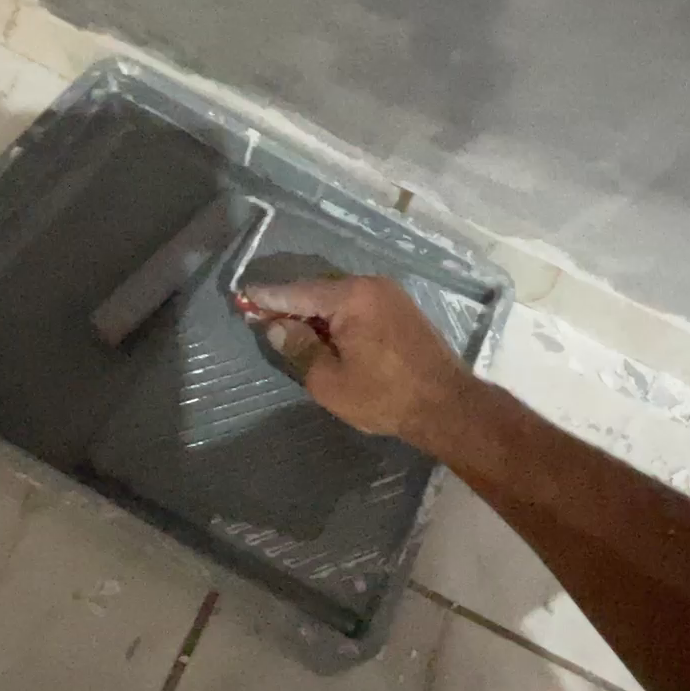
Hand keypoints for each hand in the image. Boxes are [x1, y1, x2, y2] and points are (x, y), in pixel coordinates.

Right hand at [242, 276, 476, 441]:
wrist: (447, 405)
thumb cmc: (384, 396)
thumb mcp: (330, 380)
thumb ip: (300, 348)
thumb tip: (276, 325)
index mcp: (351, 297)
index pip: (297, 292)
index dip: (268, 296)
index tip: (242, 294)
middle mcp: (371, 285)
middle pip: (319, 291)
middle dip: (290, 304)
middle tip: (261, 316)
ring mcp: (390, 294)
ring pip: (339, 298)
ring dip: (315, 312)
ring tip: (289, 328)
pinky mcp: (401, 309)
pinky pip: (358, 305)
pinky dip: (337, 316)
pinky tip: (325, 333)